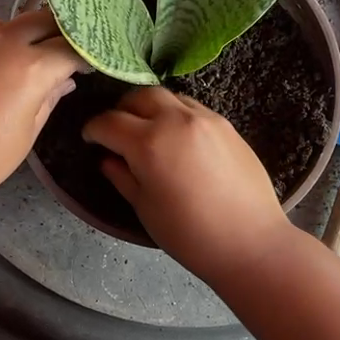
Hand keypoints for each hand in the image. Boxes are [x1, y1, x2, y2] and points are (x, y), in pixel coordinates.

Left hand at [0, 9, 81, 206]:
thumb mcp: (25, 135)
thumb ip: (49, 100)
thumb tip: (65, 81)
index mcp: (30, 68)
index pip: (71, 46)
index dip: (88, 52)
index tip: (94, 61)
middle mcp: (3, 43)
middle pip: (44, 19)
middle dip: (62, 30)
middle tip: (71, 49)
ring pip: (14, 24)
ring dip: (31, 35)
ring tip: (37, 59)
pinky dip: (3, 45)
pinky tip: (2, 68)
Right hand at [83, 87, 297, 281]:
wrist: (251, 243)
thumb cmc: (189, 234)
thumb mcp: (145, 208)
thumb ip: (122, 176)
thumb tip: (108, 159)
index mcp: (148, 143)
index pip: (109, 122)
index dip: (93, 129)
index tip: (89, 139)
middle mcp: (176, 120)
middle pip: (138, 96)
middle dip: (120, 110)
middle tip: (116, 131)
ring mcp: (205, 118)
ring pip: (167, 96)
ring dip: (149, 107)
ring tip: (146, 130)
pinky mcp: (226, 125)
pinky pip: (192, 107)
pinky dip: (175, 114)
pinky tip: (176, 138)